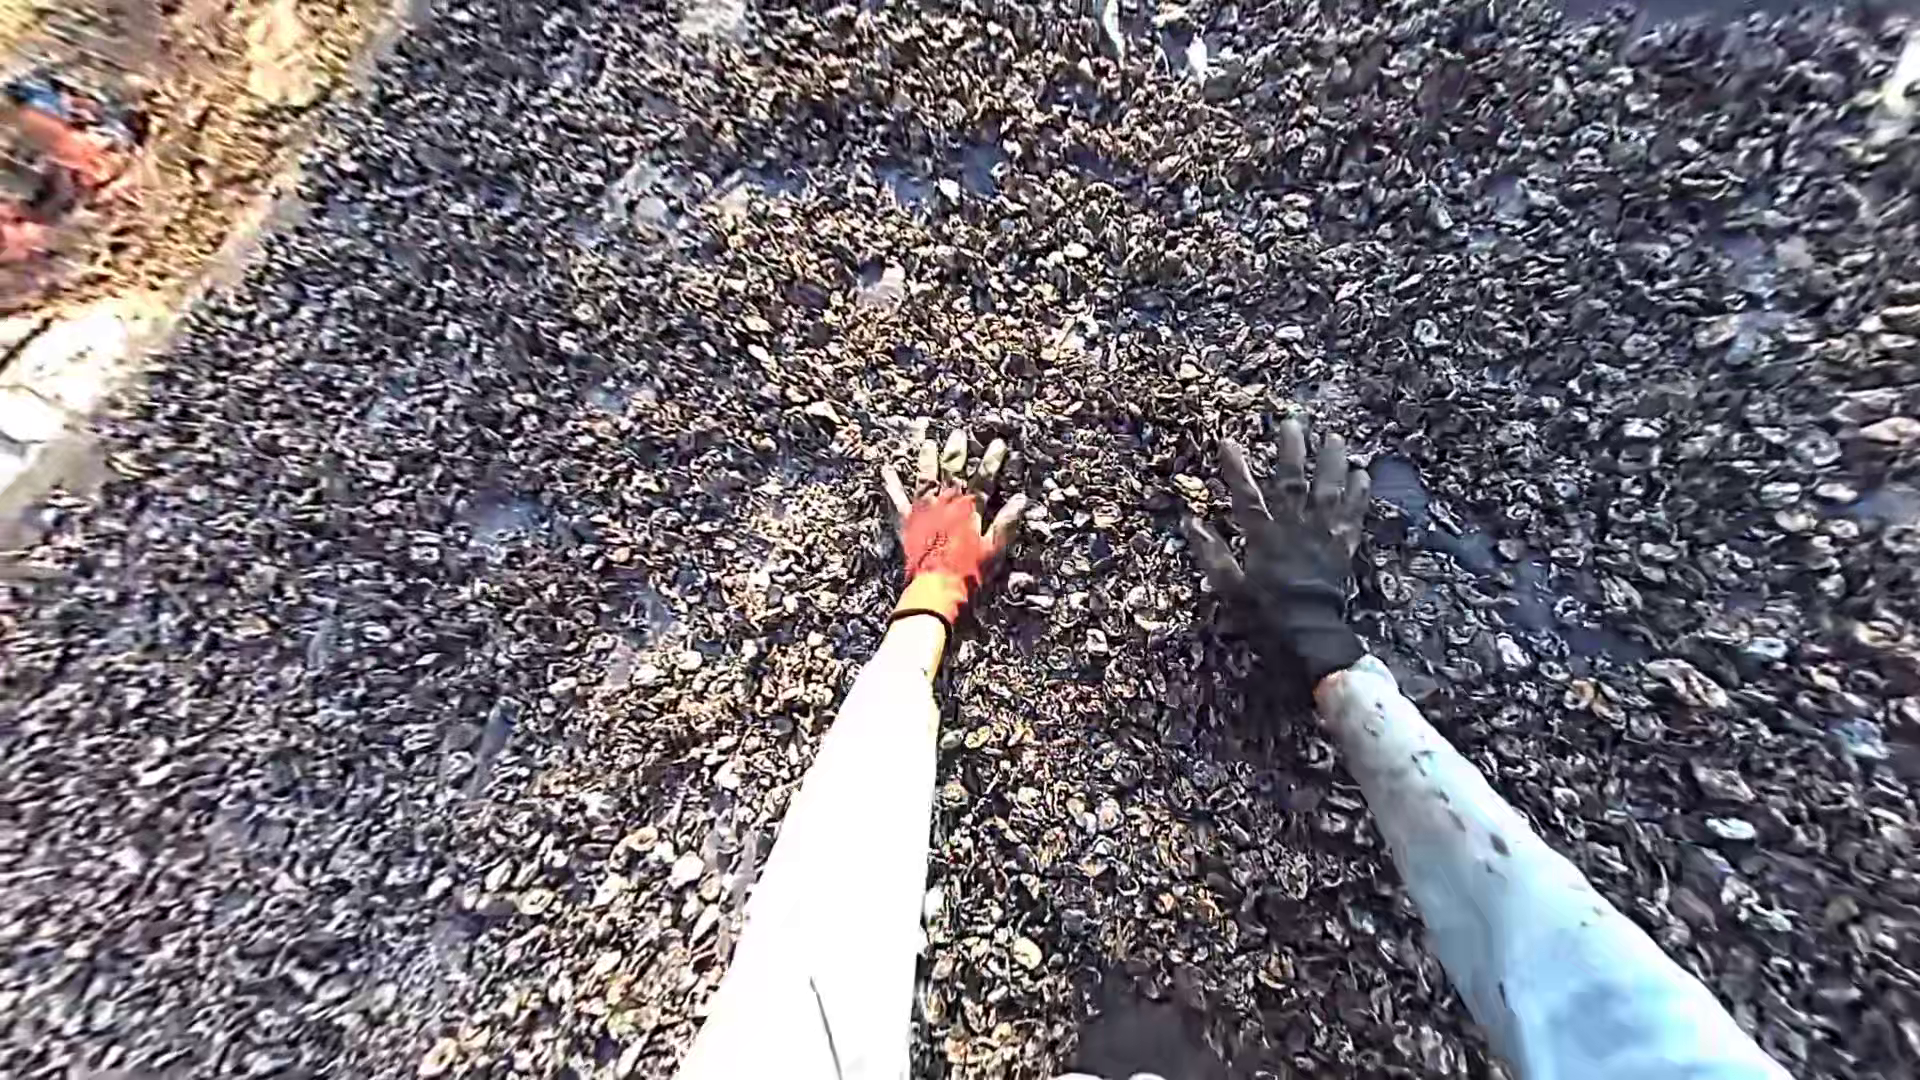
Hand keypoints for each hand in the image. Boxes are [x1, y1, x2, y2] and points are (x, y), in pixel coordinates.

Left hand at [882, 429, 1027, 625]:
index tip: (998, 444)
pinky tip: (886, 470)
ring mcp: (924, 510)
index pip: (984, 479)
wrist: (936, 588)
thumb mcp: (994, 550)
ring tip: (929, 442)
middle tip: (958, 433)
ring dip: (928, 459)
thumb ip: (1006, 523)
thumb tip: (1021, 500)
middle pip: (953, 471)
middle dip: (957, 451)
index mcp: (969, 509)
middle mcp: (946, 503)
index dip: (992, 461)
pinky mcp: (907, 521)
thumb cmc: (969, 572)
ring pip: (926, 477)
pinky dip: (891, 484)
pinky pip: (897, 498)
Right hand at [1183, 418, 1371, 688]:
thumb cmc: (1263, 610)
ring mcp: (1322, 534)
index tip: (1227, 441)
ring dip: (1330, 462)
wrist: (1308, 632)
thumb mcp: (1227, 585)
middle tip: (1292, 422)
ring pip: (1328, 490)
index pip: (1246, 494)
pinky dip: (1359, 492)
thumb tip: (1189, 522)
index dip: (1235, 467)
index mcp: (1263, 536)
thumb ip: (1211, 552)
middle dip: (1291, 451)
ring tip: (1333, 437)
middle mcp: (1294, 527)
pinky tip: (1363, 472)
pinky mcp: (1343, 546)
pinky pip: (1354, 514)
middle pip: (1292, 482)